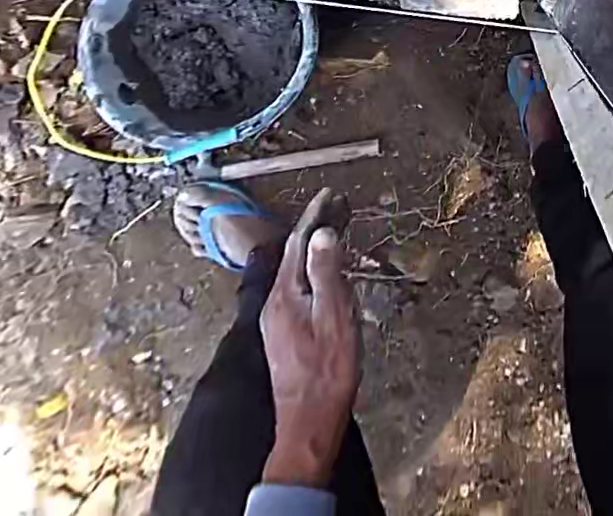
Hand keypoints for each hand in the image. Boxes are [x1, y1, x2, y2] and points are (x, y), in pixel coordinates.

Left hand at [258, 198, 359, 488]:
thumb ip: (326, 272)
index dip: (314, 216)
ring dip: (314, 246)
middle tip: (337, 204)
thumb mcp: (334, 314)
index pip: (299, 243)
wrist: (310, 418)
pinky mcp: (285, 331)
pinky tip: (326, 268)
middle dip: (315, 227)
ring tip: (335, 228)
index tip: (329, 194)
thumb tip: (323, 232)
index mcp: (286, 294)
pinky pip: (299, 285)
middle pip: (295, 254)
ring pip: (296, 270)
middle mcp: (275, 303)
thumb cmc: (329, 366)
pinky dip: (313, 267)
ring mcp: (278, 318)